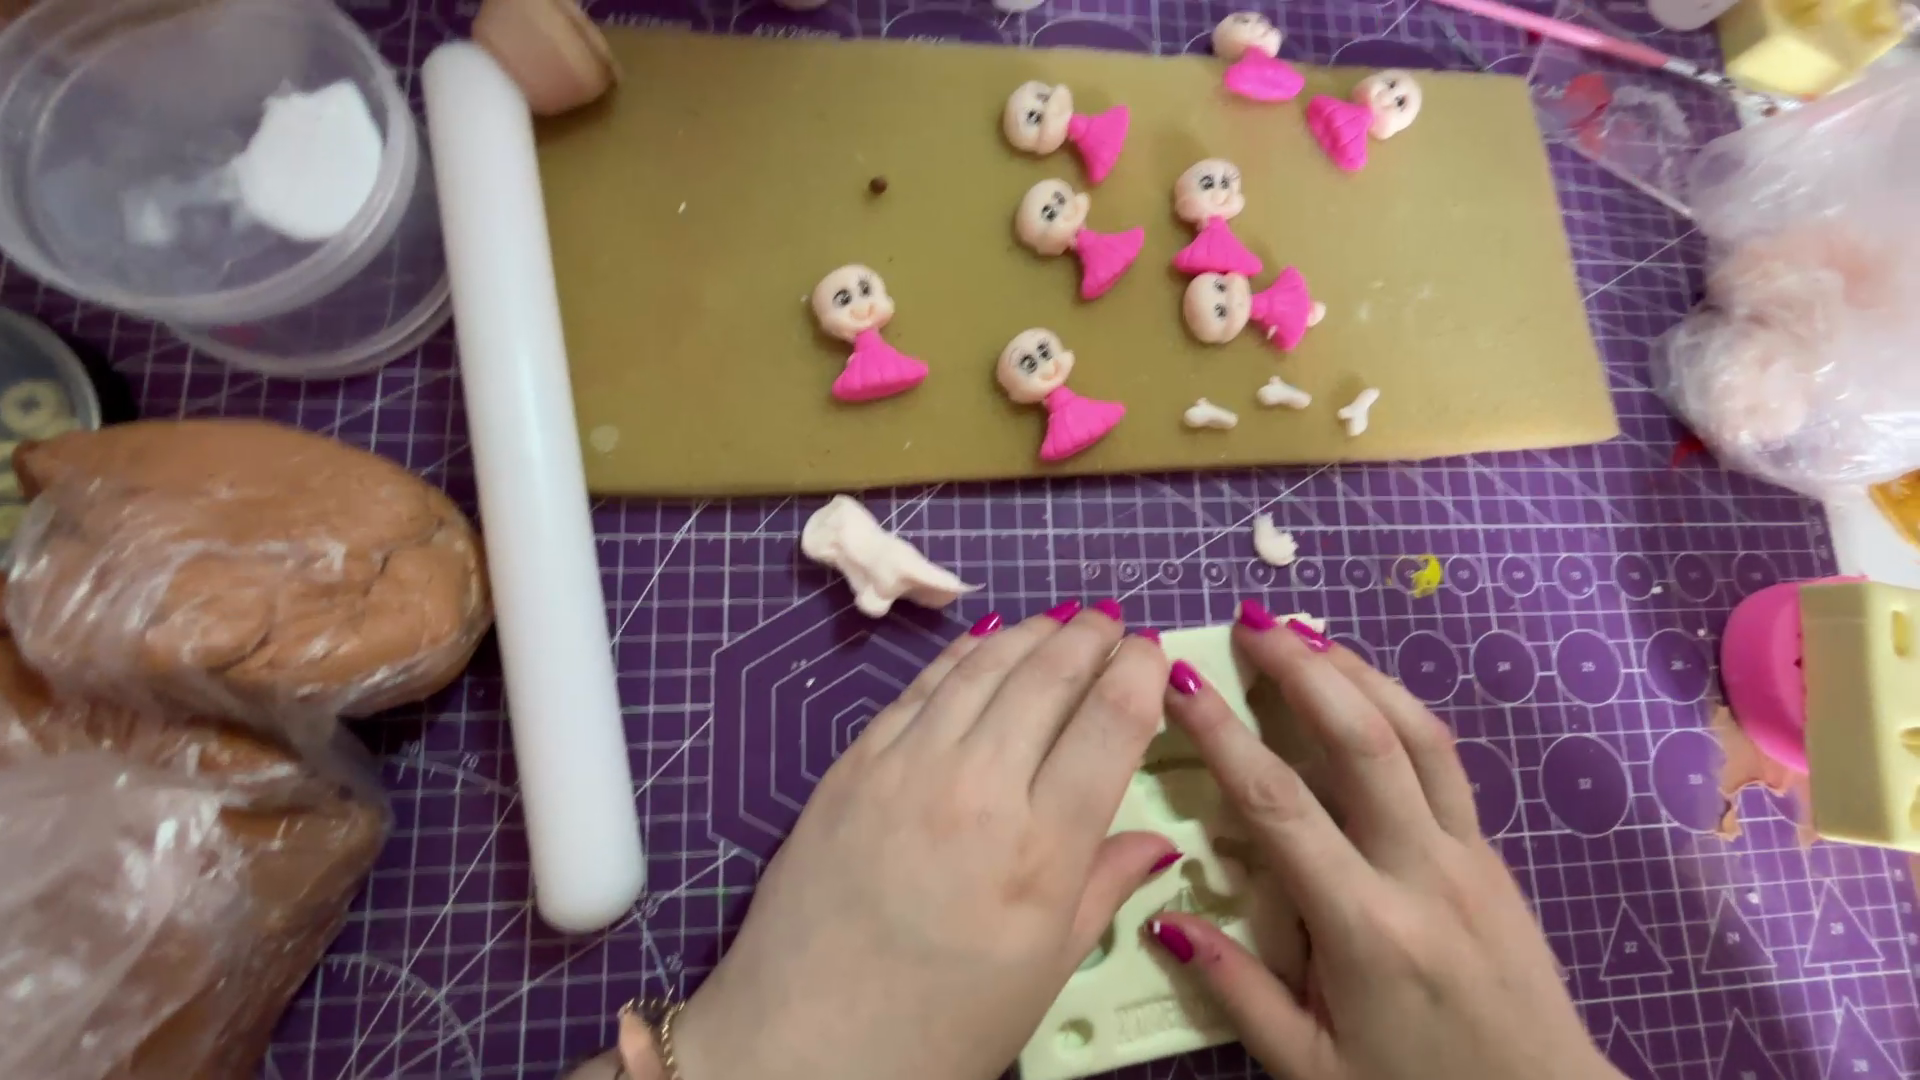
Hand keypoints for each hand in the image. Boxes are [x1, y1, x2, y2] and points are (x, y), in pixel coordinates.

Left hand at [663, 602, 1176, 1079]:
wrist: (800, 1041)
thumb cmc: (939, 1025)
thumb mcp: (1044, 971)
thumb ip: (1104, 888)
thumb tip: (1157, 840)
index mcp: (1041, 849)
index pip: (1110, 724)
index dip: (1139, 673)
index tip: (1151, 653)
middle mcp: (979, 786)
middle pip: (1049, 677)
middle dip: (1090, 637)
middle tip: (1111, 621)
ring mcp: (909, 763)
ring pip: (985, 666)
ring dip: (1031, 632)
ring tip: (1060, 620)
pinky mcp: (857, 758)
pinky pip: (923, 685)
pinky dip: (965, 654)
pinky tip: (987, 641)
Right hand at [1150, 601, 1619, 1079]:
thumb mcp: (1311, 1070)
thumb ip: (1235, 989)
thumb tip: (1163, 916)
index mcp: (1368, 927)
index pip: (1279, 805)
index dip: (1222, 734)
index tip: (1181, 680)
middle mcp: (1424, 872)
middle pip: (1363, 740)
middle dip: (1301, 669)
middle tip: (1251, 621)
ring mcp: (1470, 855)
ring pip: (1416, 733)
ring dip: (1355, 670)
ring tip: (1302, 631)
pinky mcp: (1493, 853)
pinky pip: (1441, 759)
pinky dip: (1393, 704)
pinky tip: (1357, 686)